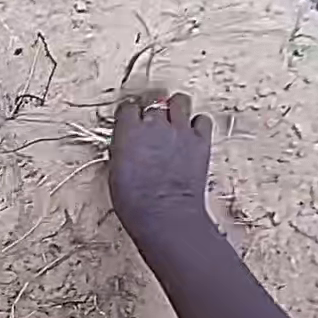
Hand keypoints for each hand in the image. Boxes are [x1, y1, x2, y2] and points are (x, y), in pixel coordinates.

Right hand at [107, 91, 213, 250]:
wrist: (165, 215)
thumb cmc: (136, 202)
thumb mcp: (116, 173)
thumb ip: (123, 150)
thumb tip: (127, 146)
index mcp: (128, 132)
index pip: (127, 109)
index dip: (129, 116)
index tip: (130, 122)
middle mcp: (155, 126)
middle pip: (154, 106)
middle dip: (152, 115)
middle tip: (151, 127)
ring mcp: (180, 131)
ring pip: (180, 101)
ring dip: (175, 109)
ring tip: (173, 121)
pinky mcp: (201, 140)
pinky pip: (202, 119)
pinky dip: (197, 123)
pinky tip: (191, 134)